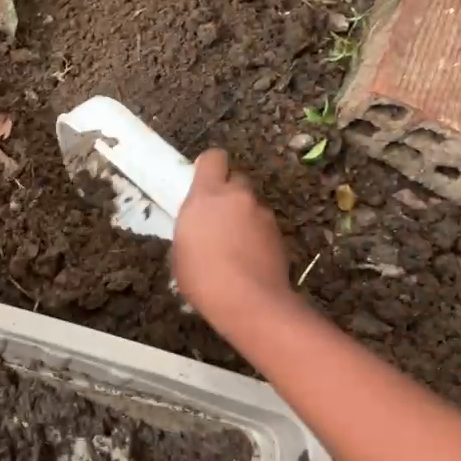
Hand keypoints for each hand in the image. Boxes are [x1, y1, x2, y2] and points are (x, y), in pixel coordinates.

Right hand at [172, 149, 292, 322]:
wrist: (250, 302)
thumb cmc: (202, 278)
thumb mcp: (181, 251)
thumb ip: (192, 227)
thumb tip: (199, 228)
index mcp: (207, 196)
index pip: (213, 158)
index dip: (209, 166)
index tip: (204, 182)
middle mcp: (237, 197)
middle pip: (236, 180)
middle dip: (228, 193)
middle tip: (218, 218)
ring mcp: (262, 214)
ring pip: (251, 205)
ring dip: (244, 216)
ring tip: (235, 246)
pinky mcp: (279, 233)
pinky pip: (264, 225)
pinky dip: (257, 235)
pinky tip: (250, 259)